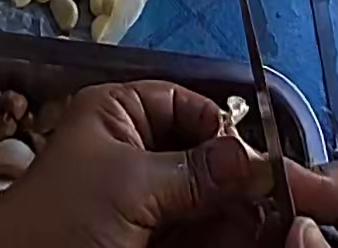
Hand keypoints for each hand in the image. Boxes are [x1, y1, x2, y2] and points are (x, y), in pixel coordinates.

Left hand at [0, 81, 264, 247]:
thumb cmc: (64, 222)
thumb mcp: (130, 187)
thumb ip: (196, 171)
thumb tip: (256, 157)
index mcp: (117, 116)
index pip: (180, 103)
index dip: (218, 124)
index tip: (256, 153)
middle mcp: (131, 151)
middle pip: (197, 152)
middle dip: (233, 173)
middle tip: (274, 196)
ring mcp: (138, 201)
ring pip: (200, 196)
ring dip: (234, 208)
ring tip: (269, 219)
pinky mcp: (144, 242)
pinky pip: (192, 230)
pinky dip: (219, 235)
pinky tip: (246, 236)